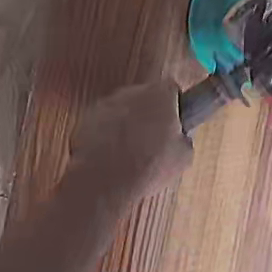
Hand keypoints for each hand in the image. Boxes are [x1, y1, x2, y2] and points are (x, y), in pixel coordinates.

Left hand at [68, 81, 192, 194]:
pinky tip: (113, 155)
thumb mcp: (183, 157)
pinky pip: (103, 122)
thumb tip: (180, 136)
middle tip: (155, 140)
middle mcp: (130, 93)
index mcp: (159, 95)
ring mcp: (105, 105)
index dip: (175, 105)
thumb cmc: (147, 168)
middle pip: (145, 96)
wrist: (104, 183)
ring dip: (128, 123)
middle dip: (150, 113)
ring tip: (132, 152)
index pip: (172, 88)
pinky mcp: (86, 119)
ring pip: (123, 109)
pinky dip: (108, 134)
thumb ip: (184, 137)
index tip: (175, 121)